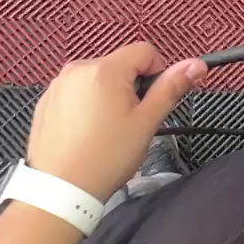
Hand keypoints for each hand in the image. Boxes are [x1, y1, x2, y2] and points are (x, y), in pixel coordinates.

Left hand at [26, 43, 206, 200]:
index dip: (157, 73)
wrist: (60, 192)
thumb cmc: (105, 158)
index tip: (151, 101)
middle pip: (121, 64)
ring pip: (99, 78)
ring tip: (107, 130)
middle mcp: (78, 69)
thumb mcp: (146, 123)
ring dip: (109, 95)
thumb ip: (171, 88)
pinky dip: (87, 105)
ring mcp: (59, 85)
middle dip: (132, 87)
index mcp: (105, 70)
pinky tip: (88, 133)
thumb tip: (196, 66)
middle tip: (130, 121)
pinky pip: (78, 91)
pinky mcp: (47, 101)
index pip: (144, 51)